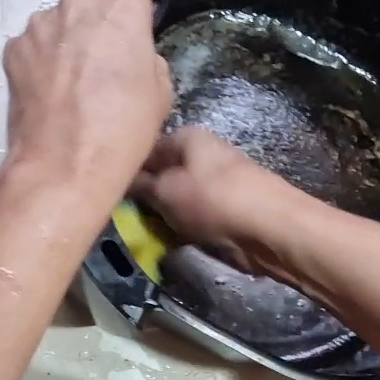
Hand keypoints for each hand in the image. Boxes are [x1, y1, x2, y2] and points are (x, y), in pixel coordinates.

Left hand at [0, 0, 173, 196]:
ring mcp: (41, 24)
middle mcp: (79, 2)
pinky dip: (42, 63)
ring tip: (73, 91)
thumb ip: (146, 56)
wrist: (64, 164)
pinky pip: (35, 46)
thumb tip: (129, 54)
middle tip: (102, 70)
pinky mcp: (14, 48)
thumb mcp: (159, 92)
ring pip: (60, 24)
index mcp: (122, 7)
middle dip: (97, 26)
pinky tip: (49, 96)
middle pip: (92, 1)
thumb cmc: (123, 130)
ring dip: (67, 44)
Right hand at [130, 127, 308, 275]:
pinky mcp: (224, 210)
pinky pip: (192, 217)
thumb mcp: (165, 191)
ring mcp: (214, 184)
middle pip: (162, 175)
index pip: (146, 148)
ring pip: (176, 199)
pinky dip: (182, 228)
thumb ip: (139, 184)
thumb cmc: (212, 199)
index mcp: (188, 137)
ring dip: (163, 216)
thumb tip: (120, 178)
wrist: (269, 229)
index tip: (110, 190)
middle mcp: (202, 155)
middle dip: (146, 196)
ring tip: (144, 232)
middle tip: (124, 217)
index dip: (127, 169)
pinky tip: (169, 241)